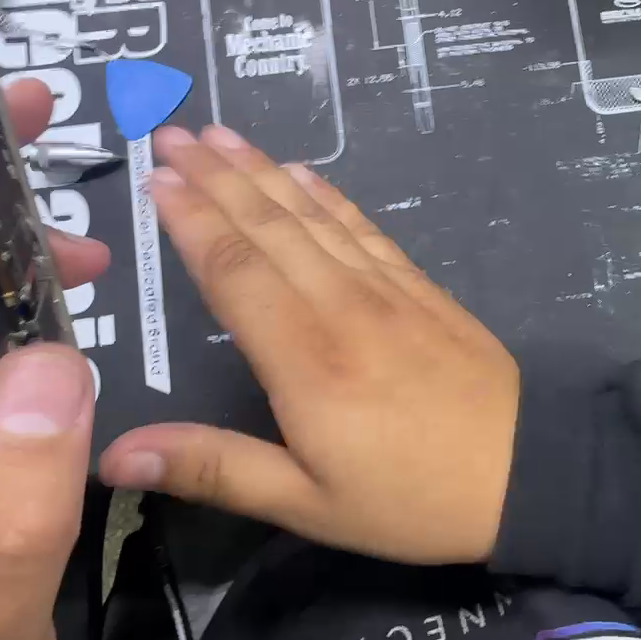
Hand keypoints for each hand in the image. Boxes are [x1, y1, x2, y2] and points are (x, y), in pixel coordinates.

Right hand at [97, 125, 519, 564]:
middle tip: (174, 135)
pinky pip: (365, 228)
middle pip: (270, 227)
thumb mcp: (309, 504)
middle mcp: (341, 305)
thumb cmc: (412, 497)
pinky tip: (307, 174)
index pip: (234, 270)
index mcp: (305, 358)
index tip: (158, 179)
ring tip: (225, 135)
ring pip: (314, 217)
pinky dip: (330, 196)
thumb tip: (115, 452)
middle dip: (218, 176)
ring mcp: (386, 288)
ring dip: (266, 172)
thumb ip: (216, 469)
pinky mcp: (418, 286)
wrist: (525, 467)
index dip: (192, 220)